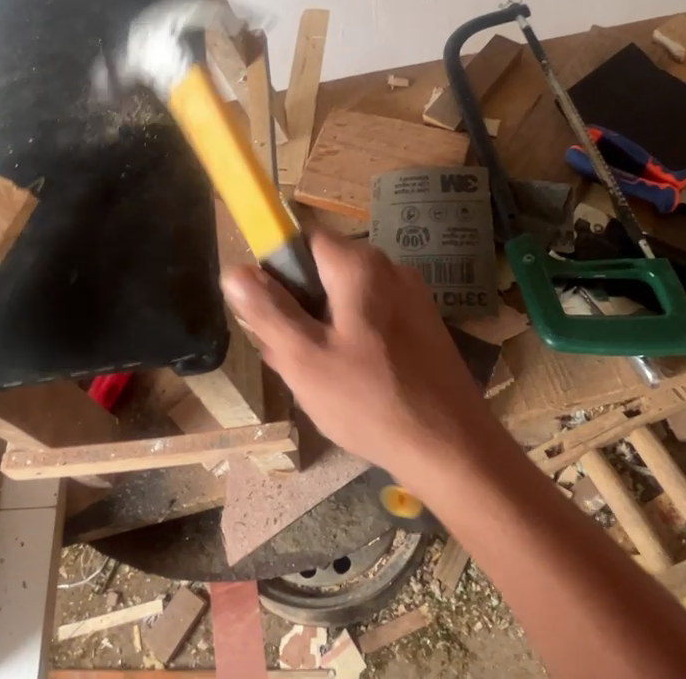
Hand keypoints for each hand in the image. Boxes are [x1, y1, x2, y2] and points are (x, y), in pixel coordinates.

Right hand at [221, 231, 500, 482]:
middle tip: (287, 358)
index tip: (266, 312)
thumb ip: (267, 311)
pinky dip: (352, 343)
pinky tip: (348, 385)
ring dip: (322, 331)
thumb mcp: (304, 358)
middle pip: (325, 272)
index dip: (277, 269)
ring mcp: (413, 299)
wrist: (451, 447)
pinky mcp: (424, 328)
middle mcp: (390, 270)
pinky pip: (373, 321)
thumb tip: (234, 271)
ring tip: (315, 380)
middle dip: (298, 310)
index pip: (304, 239)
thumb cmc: (370, 400)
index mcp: (360, 265)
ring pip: (347, 301)